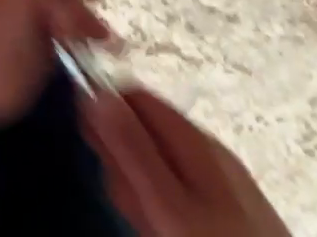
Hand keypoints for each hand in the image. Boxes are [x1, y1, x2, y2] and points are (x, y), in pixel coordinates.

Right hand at [84, 88, 290, 236]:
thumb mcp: (166, 203)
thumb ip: (131, 147)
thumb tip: (95, 92)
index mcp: (194, 138)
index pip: (134, 93)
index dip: (105, 109)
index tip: (91, 142)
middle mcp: (207, 146)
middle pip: (143, 124)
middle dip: (121, 155)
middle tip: (123, 194)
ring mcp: (219, 174)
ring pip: (156, 157)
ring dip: (137, 182)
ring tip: (144, 217)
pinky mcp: (225, 201)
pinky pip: (176, 183)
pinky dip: (159, 199)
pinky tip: (162, 224)